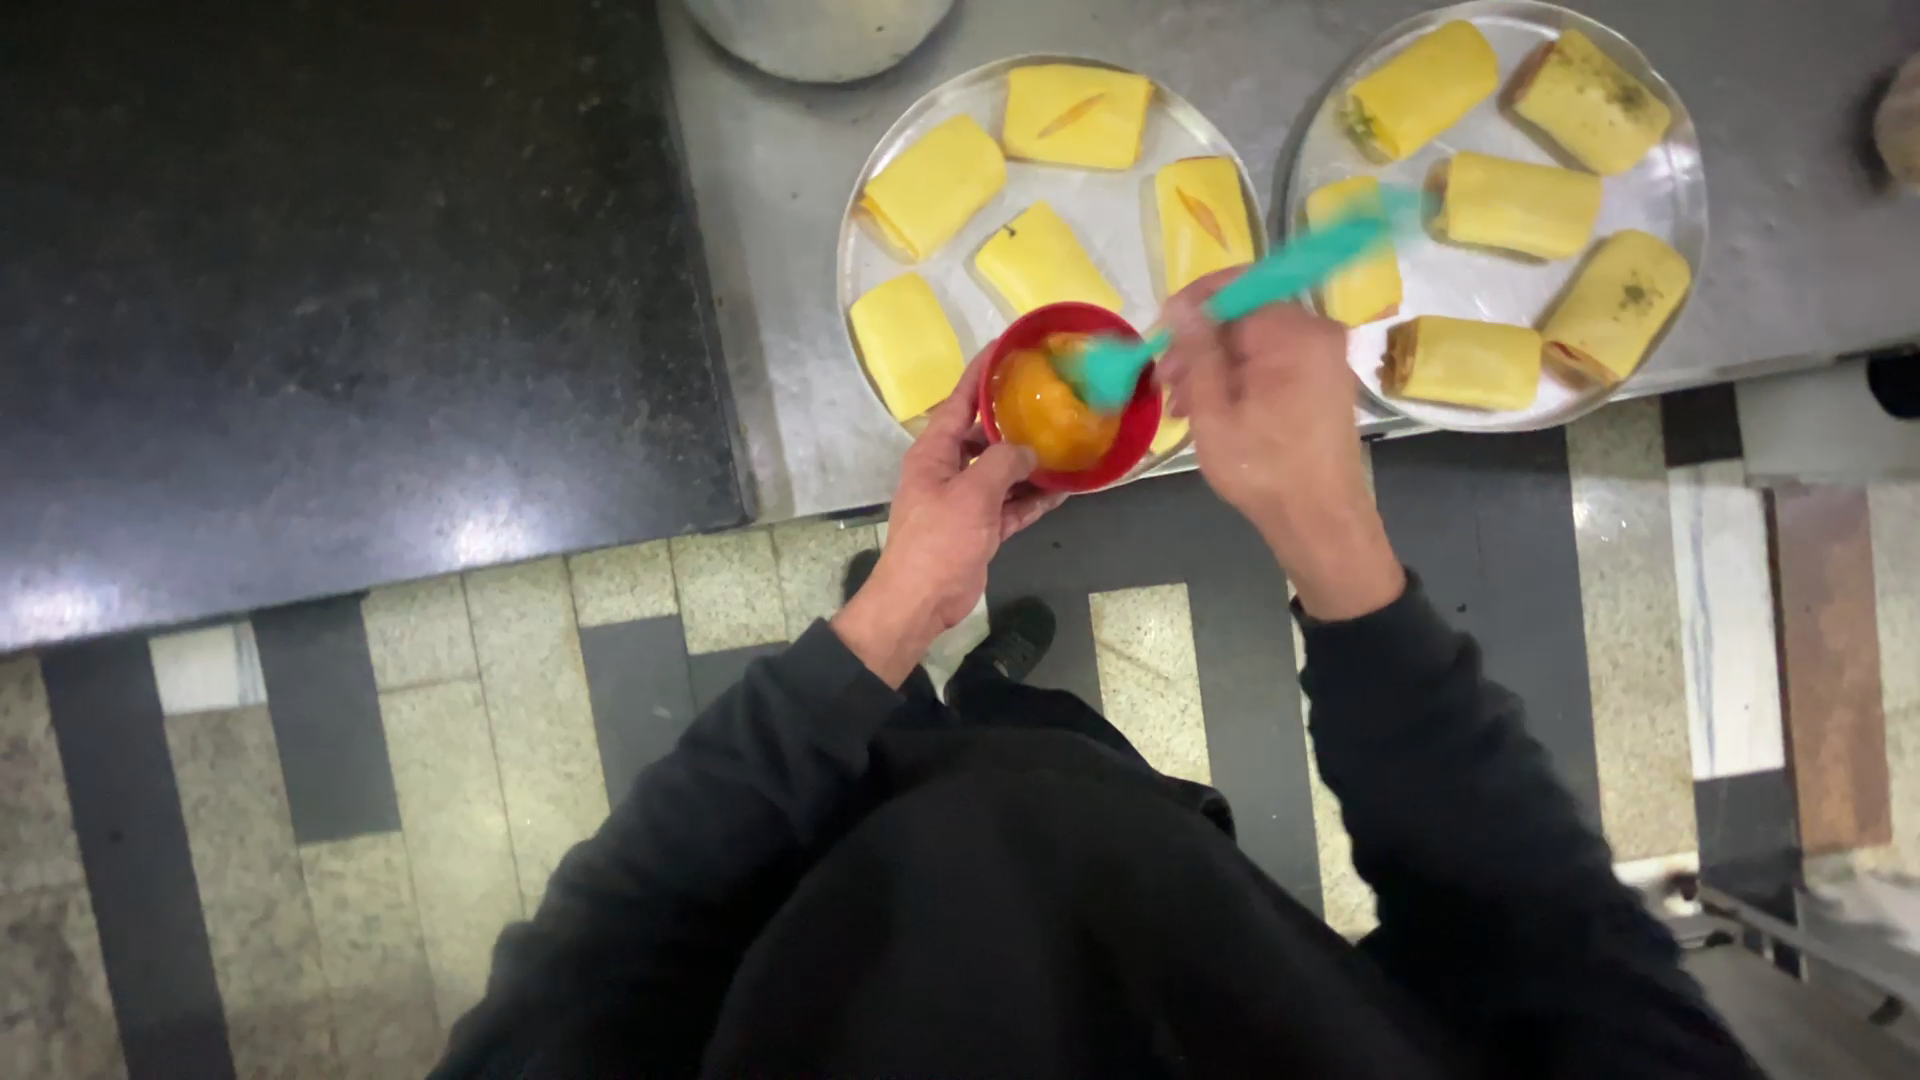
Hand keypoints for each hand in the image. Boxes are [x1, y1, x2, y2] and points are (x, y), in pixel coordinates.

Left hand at [832, 351, 1066, 684]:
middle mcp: (948, 470)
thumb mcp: (971, 493)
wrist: (922, 601)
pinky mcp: (981, 528)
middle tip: (1052, 401)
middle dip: (1015, 422)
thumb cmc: (938, 541)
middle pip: (984, 437)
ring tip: (1068, 443)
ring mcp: (965, 501)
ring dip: (1031, 464)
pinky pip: (1012, 505)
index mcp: (933, 452)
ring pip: (1003, 473)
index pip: (958, 402)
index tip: (1006, 349)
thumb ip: (1002, 463)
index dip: (981, 374)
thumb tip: (1027, 449)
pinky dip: (1034, 499)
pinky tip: (1065, 488)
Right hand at [1156, 272, 1403, 620]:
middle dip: (1197, 344)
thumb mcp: (1215, 410)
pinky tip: (1206, 411)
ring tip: (1178, 406)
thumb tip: (1181, 306)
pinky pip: (1267, 365)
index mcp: (1294, 333)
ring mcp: (1320, 360)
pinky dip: (1234, 381)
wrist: (1318, 520)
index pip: (1236, 288)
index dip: (1190, 305)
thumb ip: (1198, 351)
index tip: (1157, 335)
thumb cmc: (1262, 468)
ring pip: (1251, 345)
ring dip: (1210, 368)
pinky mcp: (1317, 384)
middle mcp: (1314, 335)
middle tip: (1161, 380)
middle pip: (1243, 317)